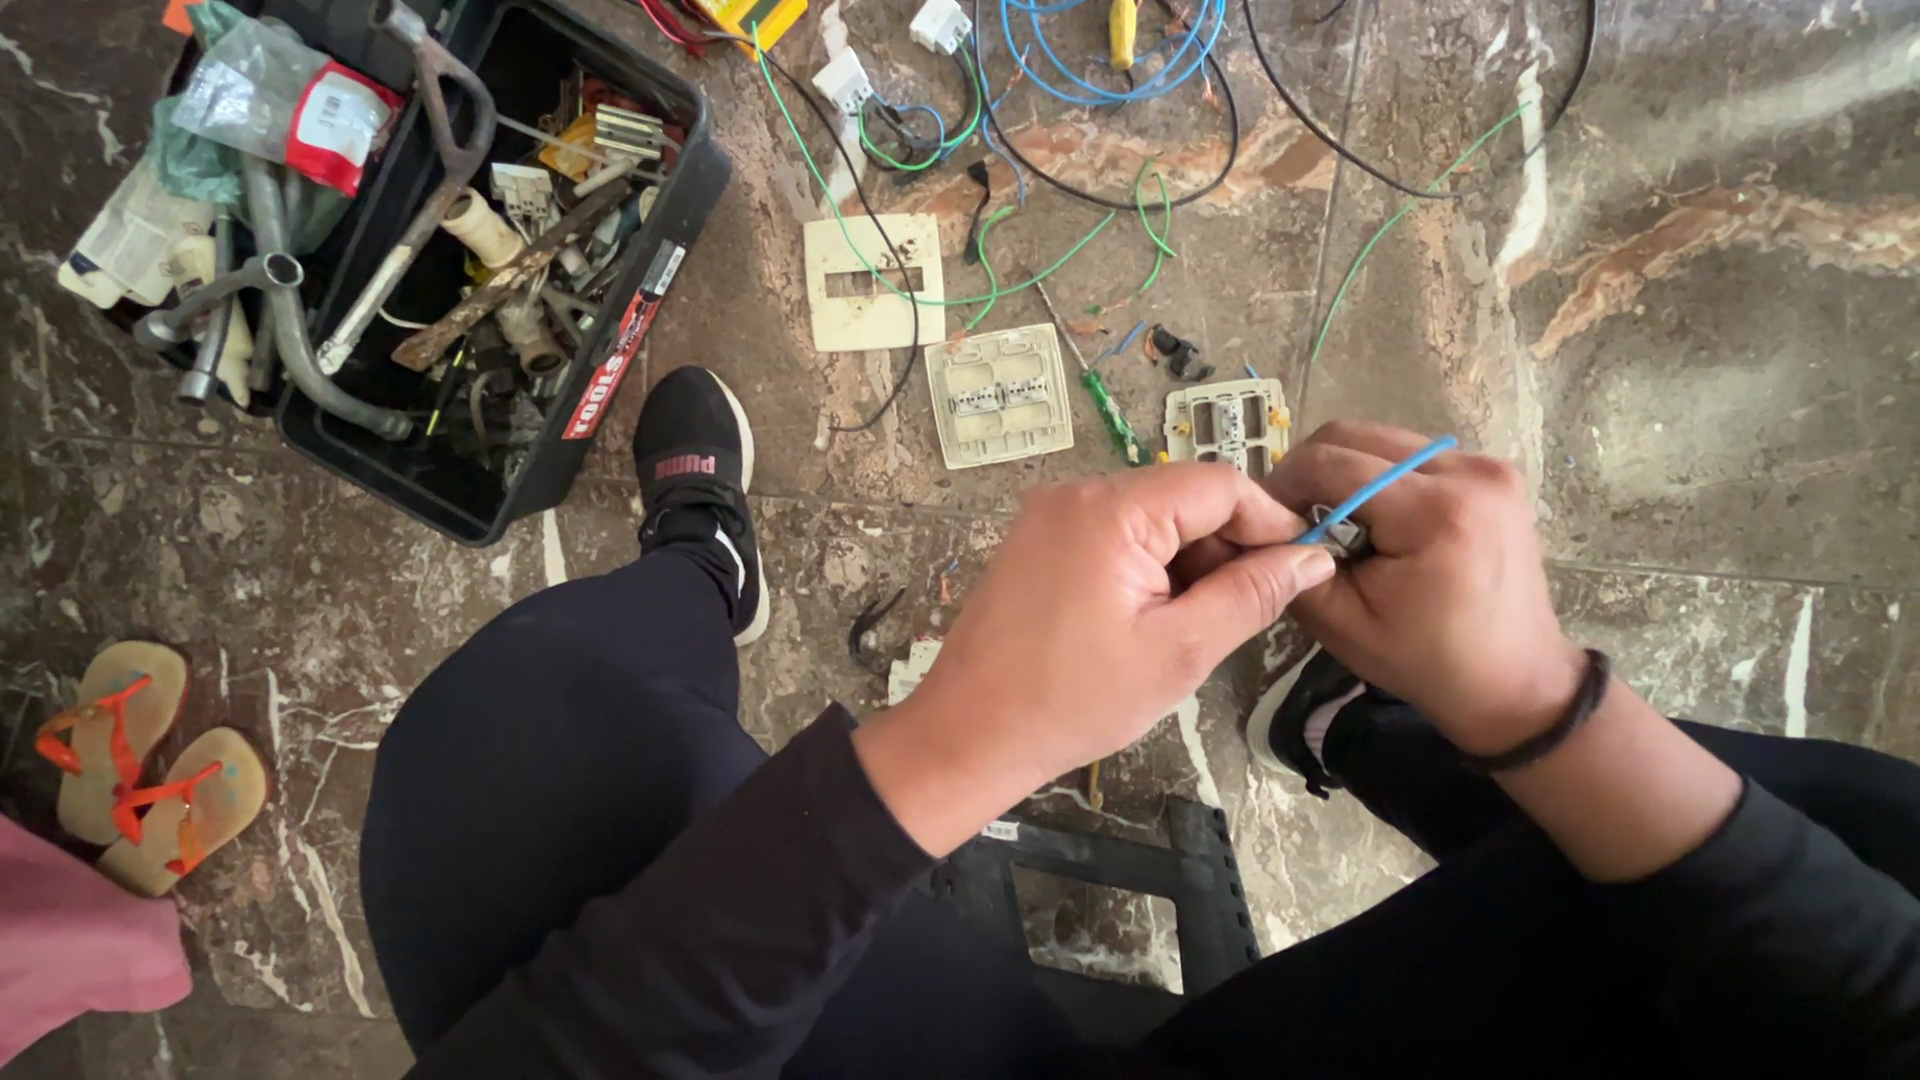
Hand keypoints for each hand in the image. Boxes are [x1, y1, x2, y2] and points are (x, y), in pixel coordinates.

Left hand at [855, 464, 1335, 853]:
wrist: (970, 732)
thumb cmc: (1073, 701)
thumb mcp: (1179, 651)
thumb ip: (1251, 595)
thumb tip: (1311, 558)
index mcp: (1111, 509)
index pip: (1218, 484)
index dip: (1267, 523)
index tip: (1294, 573)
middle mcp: (1075, 494)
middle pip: (1181, 496)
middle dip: (1223, 547)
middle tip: (1235, 614)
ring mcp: (1048, 515)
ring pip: (1148, 517)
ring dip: (1185, 561)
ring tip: (1185, 626)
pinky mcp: (1035, 540)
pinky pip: (1110, 534)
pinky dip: (1144, 565)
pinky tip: (1146, 617)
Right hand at [1264, 421, 1587, 755]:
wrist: (1513, 679)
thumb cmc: (1422, 658)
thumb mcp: (1337, 621)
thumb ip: (1291, 563)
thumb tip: (1260, 522)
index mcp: (1434, 511)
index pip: (1329, 462)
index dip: (1282, 484)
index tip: (1263, 518)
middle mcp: (1468, 471)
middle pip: (1353, 436)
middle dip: (1307, 471)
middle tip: (1290, 515)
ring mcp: (1486, 466)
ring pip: (1379, 440)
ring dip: (1341, 471)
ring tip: (1328, 517)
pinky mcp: (1491, 472)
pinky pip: (1409, 454)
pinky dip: (1376, 476)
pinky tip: (1370, 516)